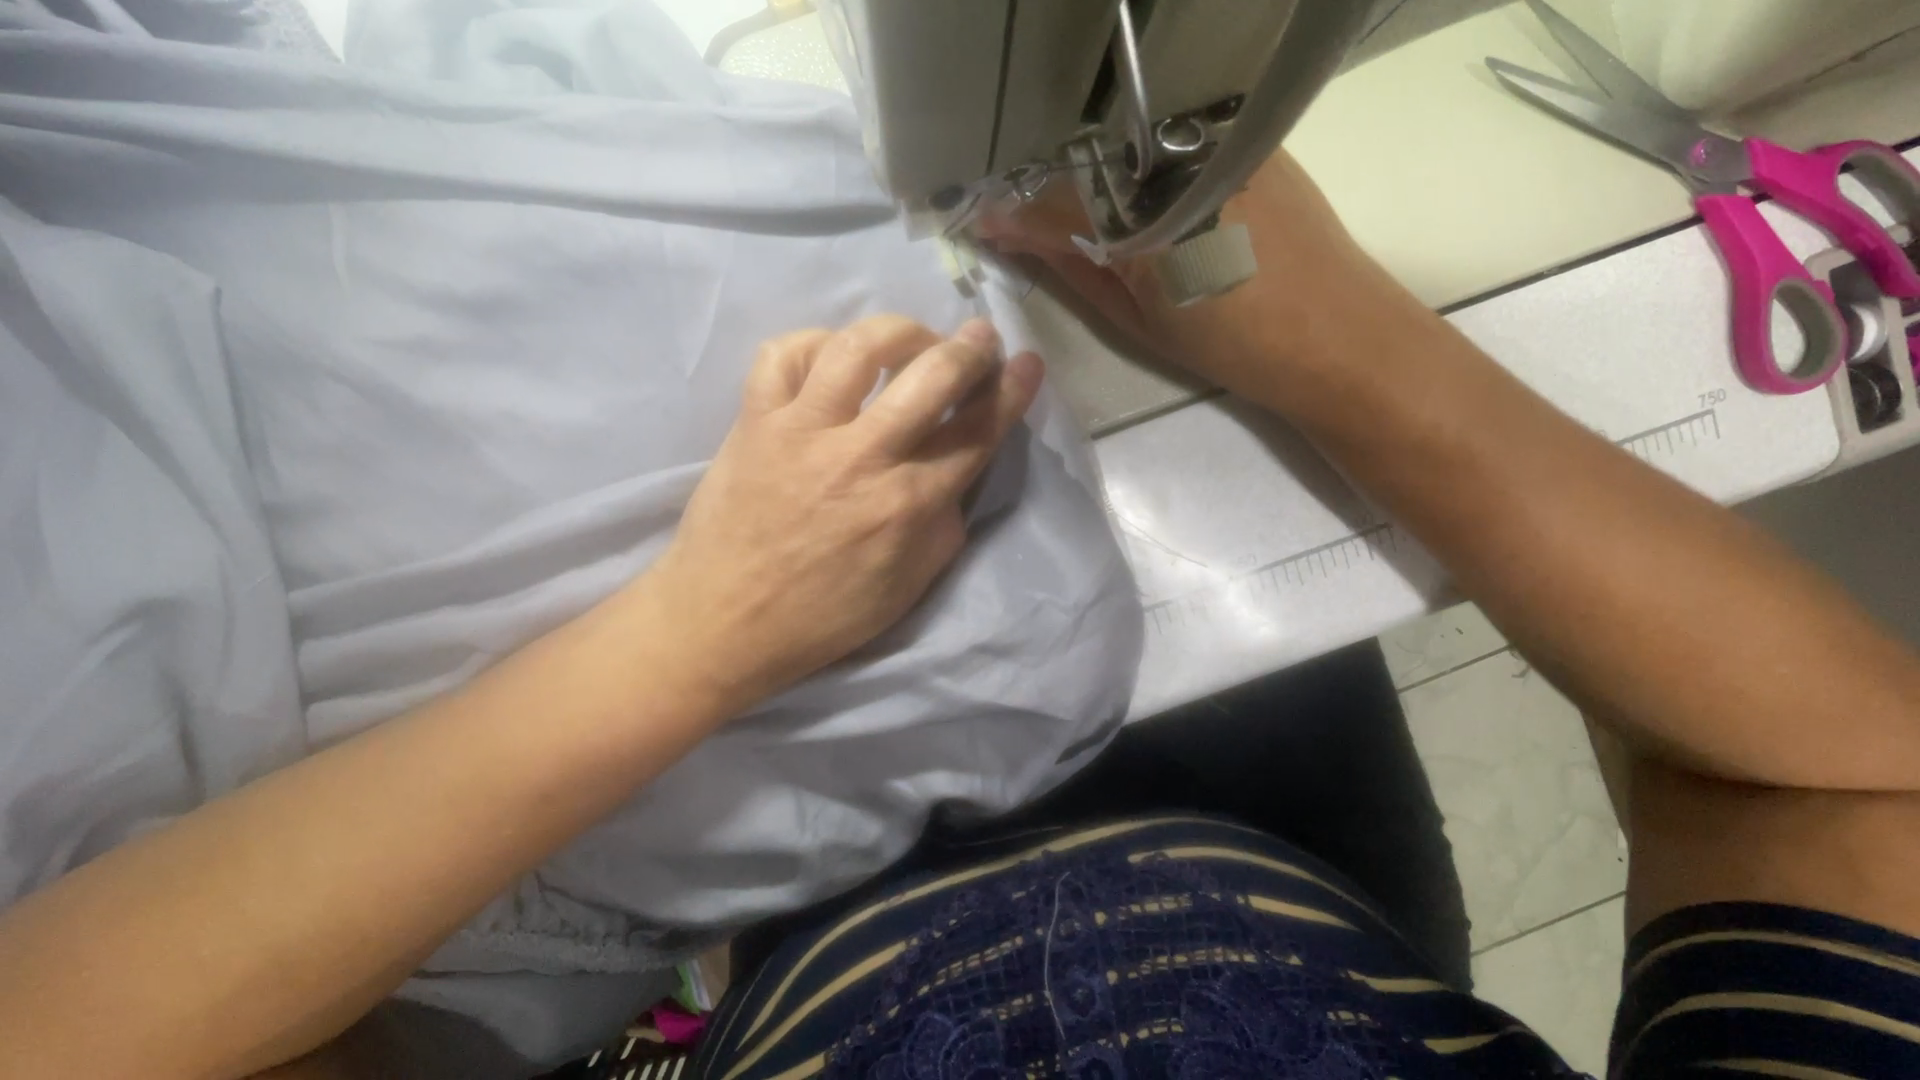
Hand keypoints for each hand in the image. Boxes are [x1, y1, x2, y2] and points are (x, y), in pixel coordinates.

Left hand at [641, 315, 1043, 713]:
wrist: (722, 622)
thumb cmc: (824, 616)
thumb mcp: (909, 588)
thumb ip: (943, 525)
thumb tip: (954, 472)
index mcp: (908, 504)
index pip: (976, 433)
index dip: (1011, 392)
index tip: (1027, 362)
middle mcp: (862, 456)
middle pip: (932, 376)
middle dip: (969, 348)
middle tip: (979, 338)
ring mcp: (803, 431)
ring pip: (859, 347)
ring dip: (899, 332)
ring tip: (910, 341)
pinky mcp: (755, 421)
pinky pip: (783, 354)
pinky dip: (813, 344)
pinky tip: (830, 359)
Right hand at [978, 151, 1409, 408]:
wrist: (1342, 338)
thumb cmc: (1235, 345)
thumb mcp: (1139, 319)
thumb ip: (1071, 266)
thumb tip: (1012, 234)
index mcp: (1145, 215)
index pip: (1053, 198)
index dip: (1011, 209)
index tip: (981, 219)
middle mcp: (1179, 157)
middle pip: (1086, 155)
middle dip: (1044, 180)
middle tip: (1016, 209)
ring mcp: (1219, 136)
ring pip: (1128, 138)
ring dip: (1090, 164)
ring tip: (1069, 197)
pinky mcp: (1249, 132)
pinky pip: (1171, 132)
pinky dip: (1138, 155)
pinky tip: (1129, 179)